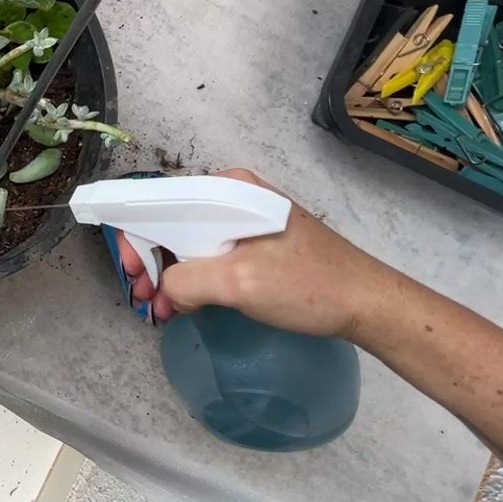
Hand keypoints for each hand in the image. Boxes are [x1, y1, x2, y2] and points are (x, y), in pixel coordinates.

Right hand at [127, 168, 400, 339]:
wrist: (370, 307)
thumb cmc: (309, 286)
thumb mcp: (238, 282)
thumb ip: (185, 280)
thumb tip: (165, 289)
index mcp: (228, 191)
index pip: (159, 205)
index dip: (135, 238)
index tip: (132, 274)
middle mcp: (231, 198)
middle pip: (168, 225)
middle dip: (149, 263)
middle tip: (144, 298)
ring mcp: (242, 221)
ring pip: (184, 244)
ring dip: (166, 277)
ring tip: (161, 310)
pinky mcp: (252, 243)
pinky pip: (205, 255)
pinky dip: (189, 280)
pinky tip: (183, 304)